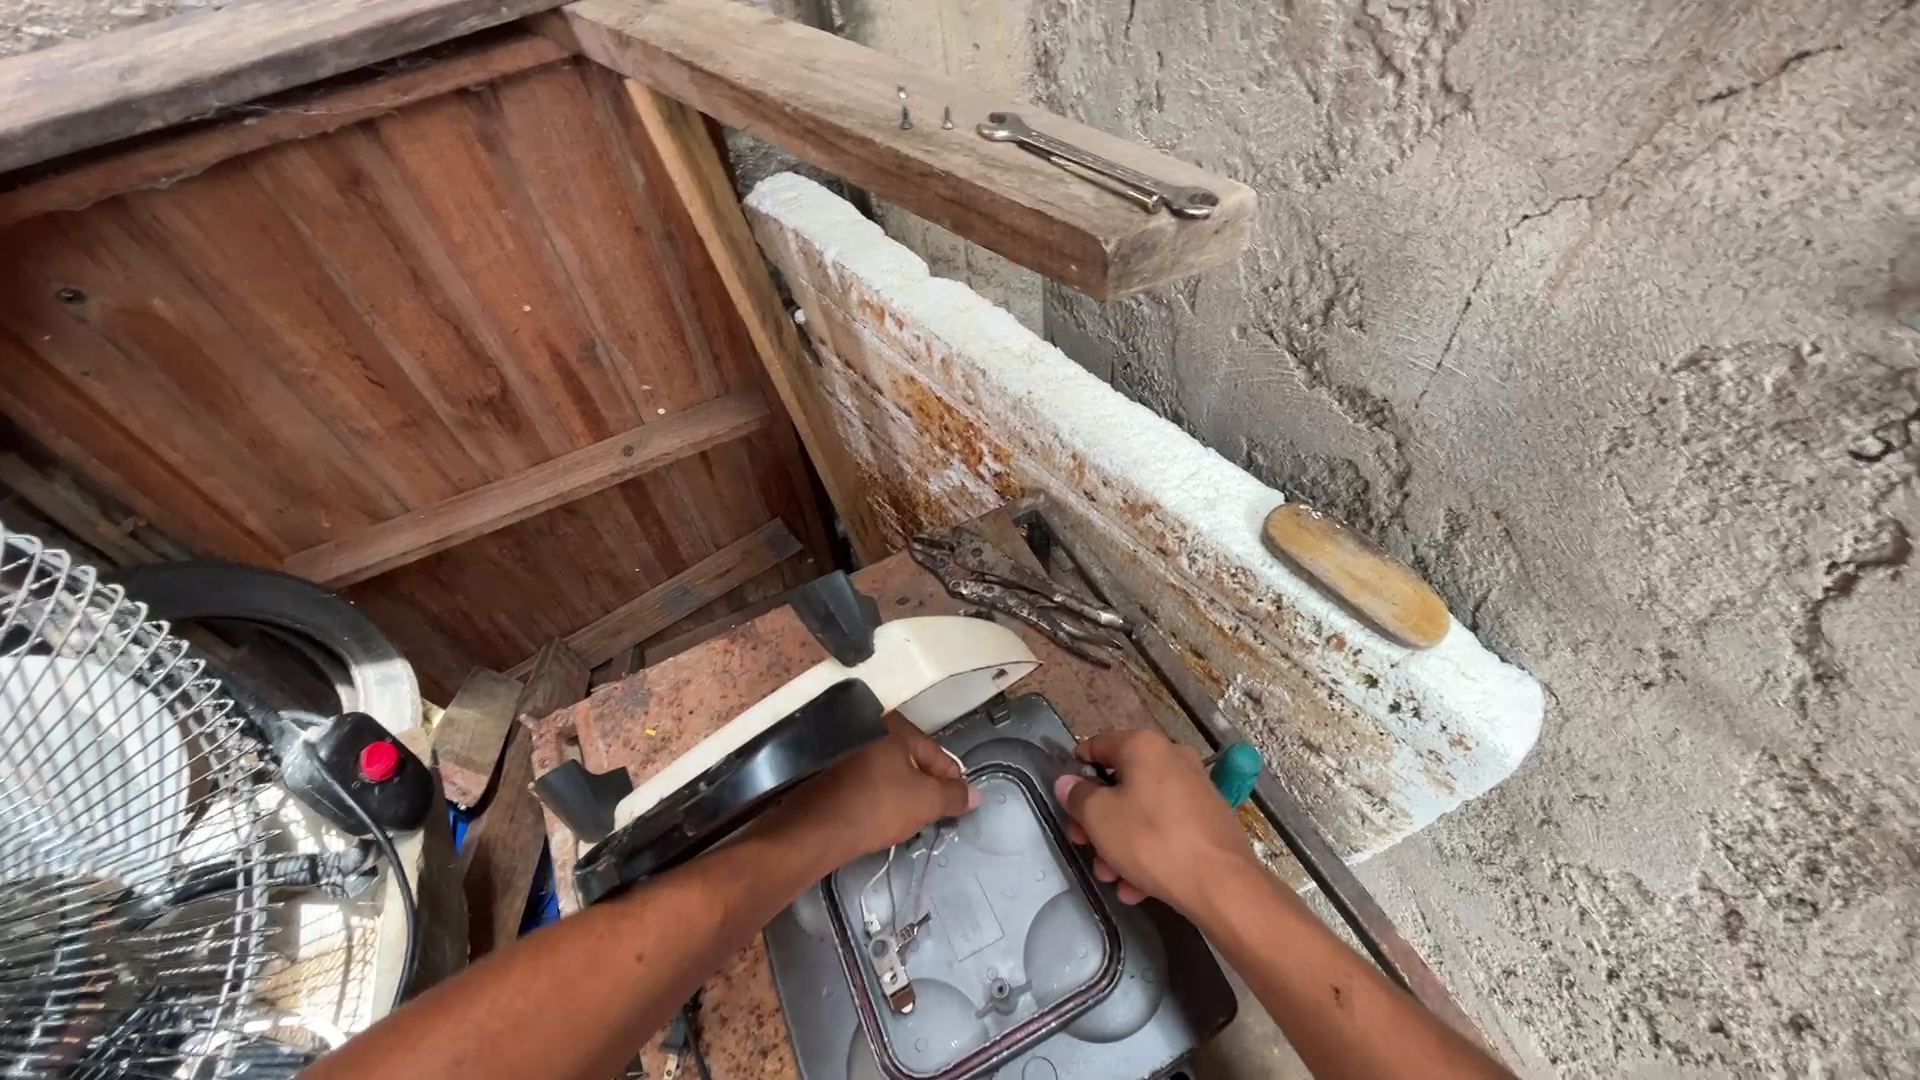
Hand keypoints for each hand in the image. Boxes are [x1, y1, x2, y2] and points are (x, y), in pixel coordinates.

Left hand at [763, 714, 980, 867]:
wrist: (816, 828)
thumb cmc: (875, 806)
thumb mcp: (925, 802)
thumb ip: (954, 796)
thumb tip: (975, 794)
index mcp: (893, 726)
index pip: (935, 752)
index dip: (951, 779)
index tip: (959, 800)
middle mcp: (867, 727)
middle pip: (910, 758)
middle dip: (925, 784)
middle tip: (935, 811)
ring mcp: (844, 747)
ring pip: (886, 770)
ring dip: (900, 790)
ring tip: (909, 817)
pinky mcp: (827, 769)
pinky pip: (865, 780)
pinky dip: (877, 794)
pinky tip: (879, 814)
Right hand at [1054, 729, 1254, 913]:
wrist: (1223, 885)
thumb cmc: (1151, 840)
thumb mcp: (1099, 818)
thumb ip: (1077, 796)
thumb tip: (1067, 782)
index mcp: (1143, 745)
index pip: (1096, 745)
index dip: (1076, 771)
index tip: (1067, 799)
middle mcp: (1171, 757)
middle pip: (1120, 782)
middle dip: (1097, 819)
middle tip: (1084, 845)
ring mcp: (1194, 788)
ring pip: (1142, 810)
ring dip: (1120, 842)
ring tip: (1111, 877)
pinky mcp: (1209, 819)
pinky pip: (1167, 828)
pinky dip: (1148, 851)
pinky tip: (1137, 887)